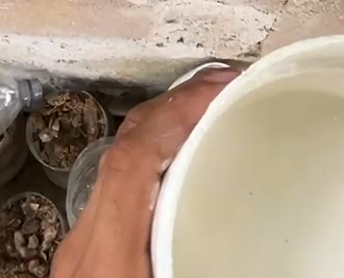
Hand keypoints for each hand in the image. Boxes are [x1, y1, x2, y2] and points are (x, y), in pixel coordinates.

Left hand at [50, 68, 238, 277]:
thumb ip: (210, 252)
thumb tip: (264, 235)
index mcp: (109, 256)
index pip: (135, 154)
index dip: (178, 108)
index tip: (222, 87)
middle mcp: (84, 241)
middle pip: (123, 145)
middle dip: (175, 103)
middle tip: (225, 86)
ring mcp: (79, 245)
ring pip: (117, 162)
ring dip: (162, 126)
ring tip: (209, 112)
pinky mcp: (84, 257)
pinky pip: (118, 187)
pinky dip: (152, 159)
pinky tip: (183, 164)